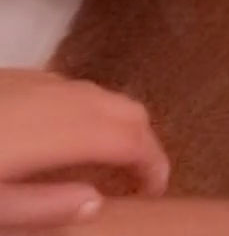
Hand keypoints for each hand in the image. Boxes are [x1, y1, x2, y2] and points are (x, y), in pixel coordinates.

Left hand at [0, 71, 168, 229]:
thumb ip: (40, 205)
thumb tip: (97, 203)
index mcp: (68, 133)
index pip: (135, 143)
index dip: (155, 165)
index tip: (155, 191)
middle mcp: (72, 100)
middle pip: (131, 112)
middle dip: (143, 141)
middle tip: (134, 174)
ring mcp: (45, 83)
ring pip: (106, 97)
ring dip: (117, 123)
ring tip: (102, 154)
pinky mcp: (19, 77)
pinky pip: (74, 90)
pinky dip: (87, 110)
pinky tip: (59, 130)